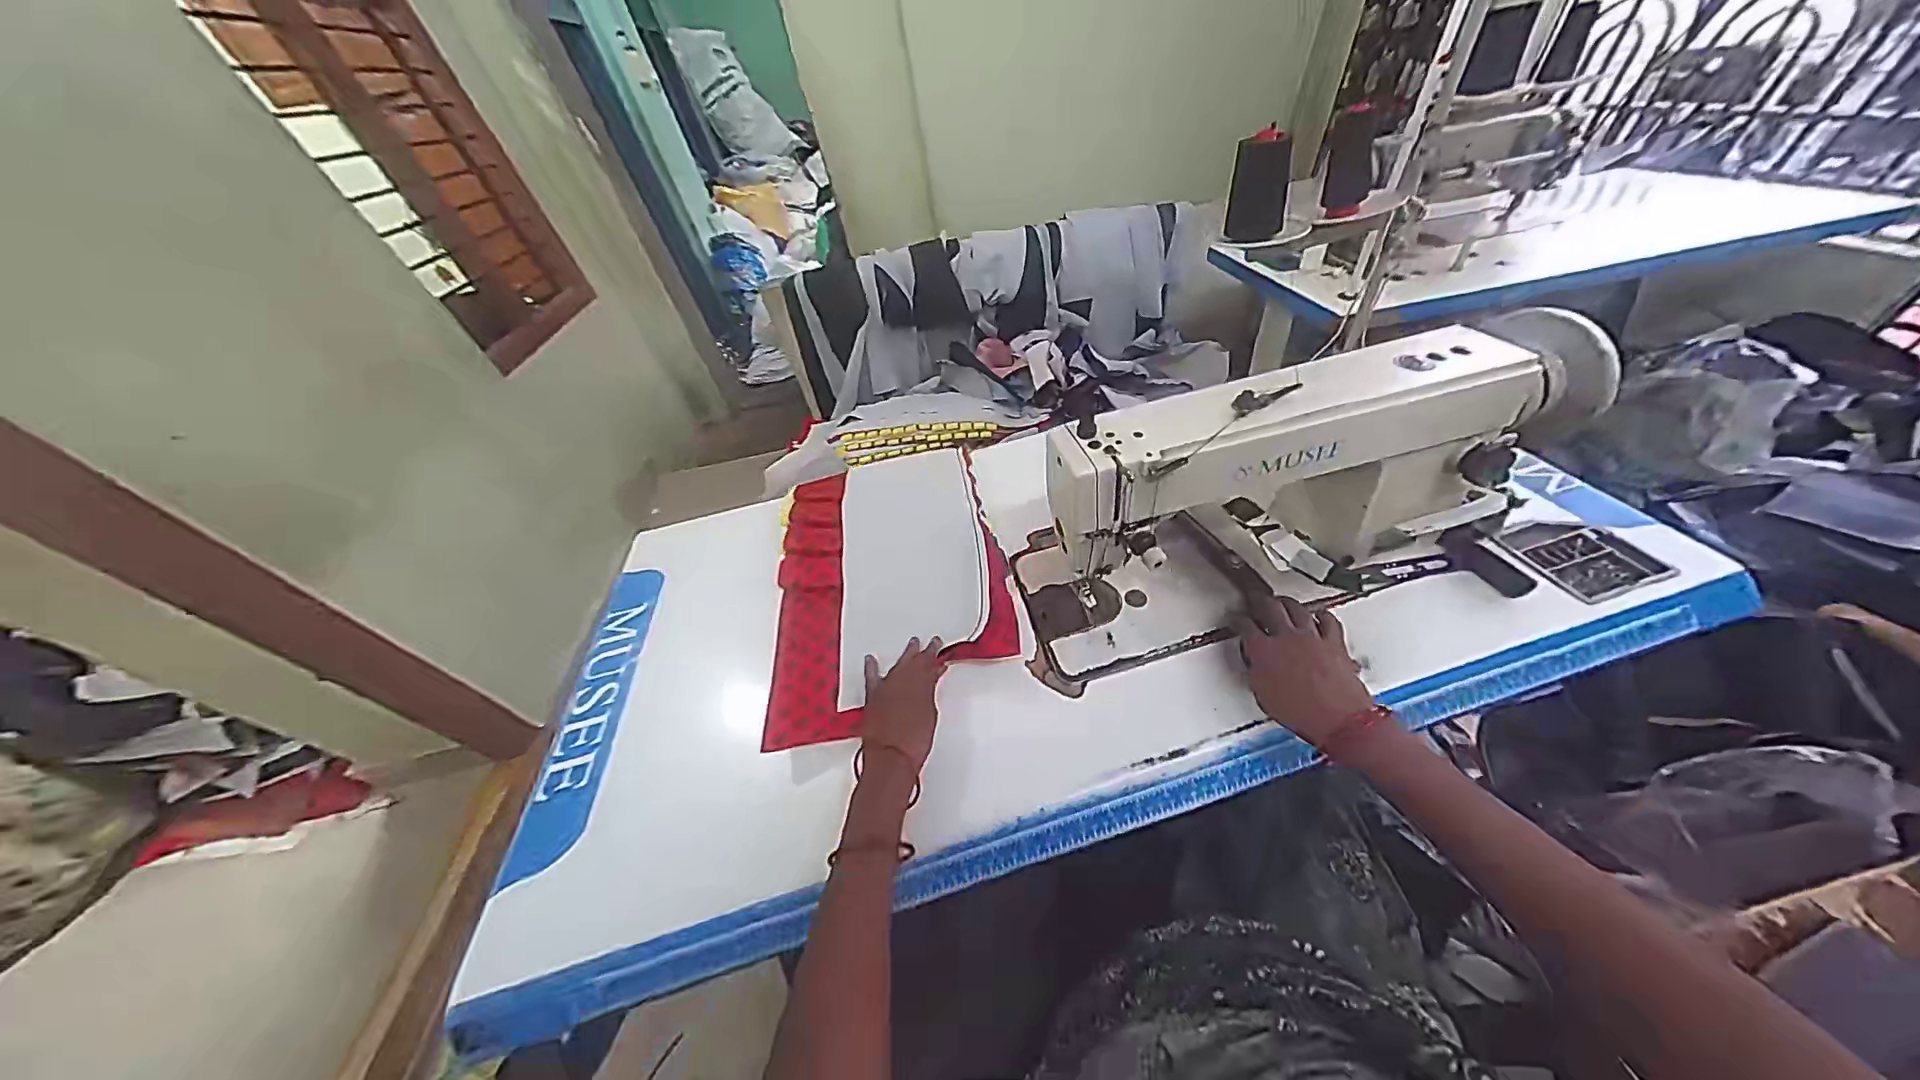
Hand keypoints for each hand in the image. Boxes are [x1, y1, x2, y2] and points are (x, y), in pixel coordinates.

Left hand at [861, 637, 948, 773]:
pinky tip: (870, 659)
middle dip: (925, 651)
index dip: (937, 658)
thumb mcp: (930, 716)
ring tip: (913, 644)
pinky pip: (872, 677)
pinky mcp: (873, 697)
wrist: (891, 757)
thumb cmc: (914, 743)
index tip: (940, 651)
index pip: (931, 666)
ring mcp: (887, 688)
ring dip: (907, 655)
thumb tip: (929, 686)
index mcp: (923, 687)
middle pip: (916, 662)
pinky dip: (871, 667)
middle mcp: (904, 683)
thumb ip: (929, 697)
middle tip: (932, 642)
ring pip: (899, 665)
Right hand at [1236, 594, 1375, 748]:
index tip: (1237, 619)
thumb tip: (1254, 663)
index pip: (1244, 625)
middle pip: (1269, 607)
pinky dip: (1321, 614)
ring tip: (1282, 602)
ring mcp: (1311, 638)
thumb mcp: (1262, 694)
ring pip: (1296, 608)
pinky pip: (1328, 620)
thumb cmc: (1303, 714)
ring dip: (1286, 603)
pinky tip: (1319, 614)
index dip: (1237, 620)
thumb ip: (1255, 671)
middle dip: (1259, 601)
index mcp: (1263, 651)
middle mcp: (1286, 638)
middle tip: (1256, 600)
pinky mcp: (1334, 642)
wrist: (1339, 721)